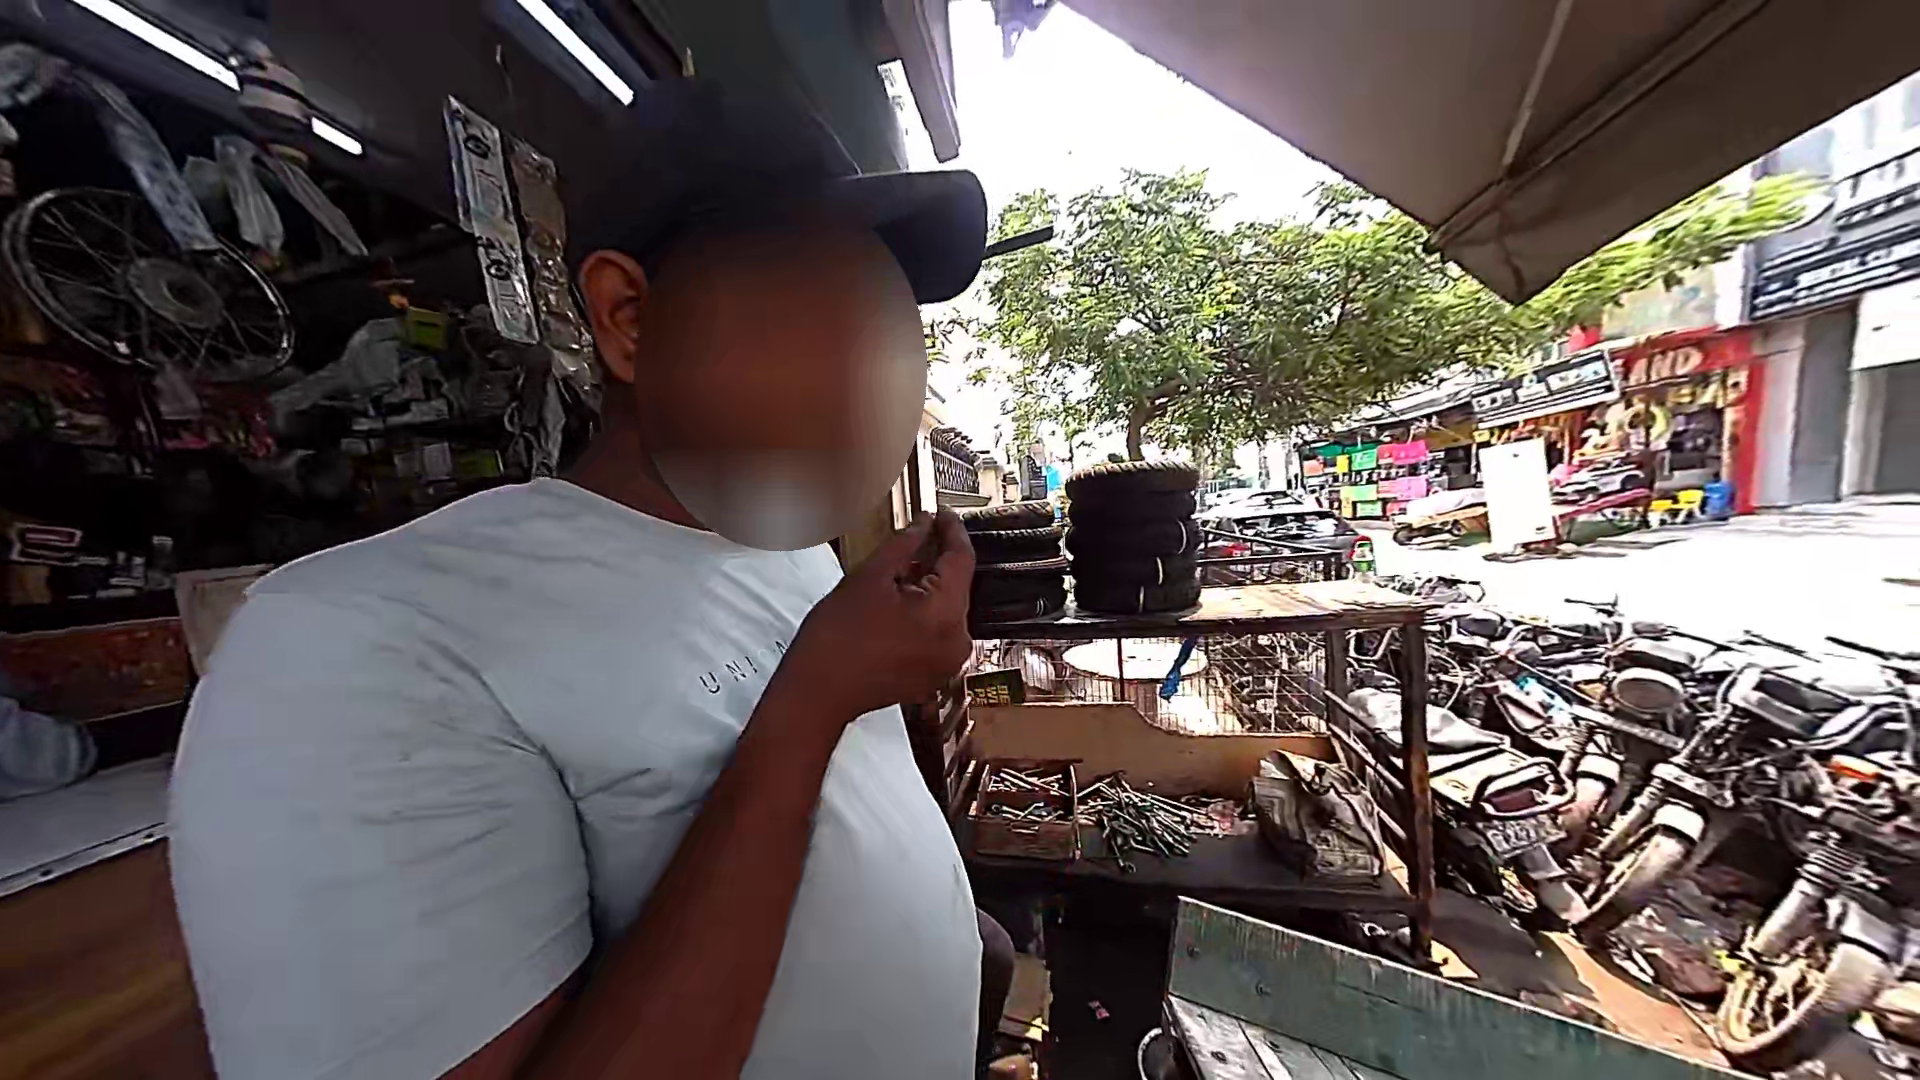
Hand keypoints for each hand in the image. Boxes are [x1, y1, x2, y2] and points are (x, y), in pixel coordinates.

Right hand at [778, 510, 974, 720]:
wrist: (818, 695)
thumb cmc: (838, 636)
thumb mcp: (870, 578)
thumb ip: (904, 544)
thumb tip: (924, 523)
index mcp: (947, 613)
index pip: (962, 558)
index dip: (952, 530)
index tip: (942, 514)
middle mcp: (958, 640)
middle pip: (956, 585)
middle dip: (936, 560)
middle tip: (913, 538)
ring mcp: (948, 661)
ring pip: (946, 608)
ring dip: (928, 586)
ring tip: (897, 573)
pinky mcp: (934, 674)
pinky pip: (938, 631)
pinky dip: (923, 612)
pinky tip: (897, 603)